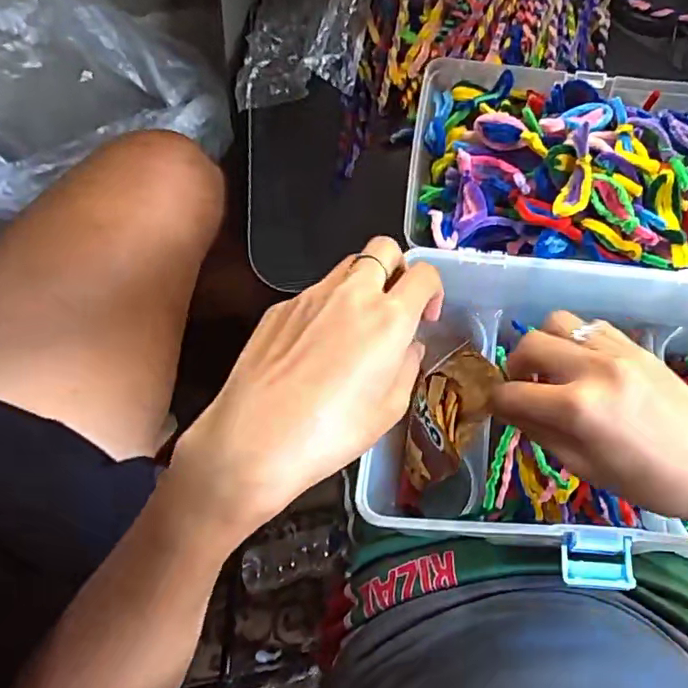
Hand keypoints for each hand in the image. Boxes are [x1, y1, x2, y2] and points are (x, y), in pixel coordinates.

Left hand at [170, 237, 442, 542]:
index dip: (433, 289)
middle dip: (398, 267)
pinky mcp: (279, 308)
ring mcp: (310, 297)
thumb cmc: (329, 432)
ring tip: (357, 325)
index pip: (423, 274)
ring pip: (347, 265)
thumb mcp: (389, 409)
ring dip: (362, 283)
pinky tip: (317, 347)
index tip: (426, 314)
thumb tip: (408, 348)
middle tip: (396, 303)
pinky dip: (327, 306)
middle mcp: (351, 295)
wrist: (254, 440)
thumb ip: (406, 367)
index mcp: (388, 319)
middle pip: (384, 248)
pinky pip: (314, 292)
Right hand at [489, 311, 687, 527]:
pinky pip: (590, 326)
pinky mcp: (635, 345)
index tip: (498, 411)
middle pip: (528, 344)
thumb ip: (542, 434)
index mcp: (577, 408)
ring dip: (544, 345)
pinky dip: (575, 340)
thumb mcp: (586, 468)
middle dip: (514, 367)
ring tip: (553, 371)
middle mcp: (592, 368)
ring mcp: (616, 351)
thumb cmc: (650, 482)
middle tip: (523, 389)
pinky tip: (584, 365)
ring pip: (557, 322)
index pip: (512, 393)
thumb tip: (513, 412)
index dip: (496, 404)